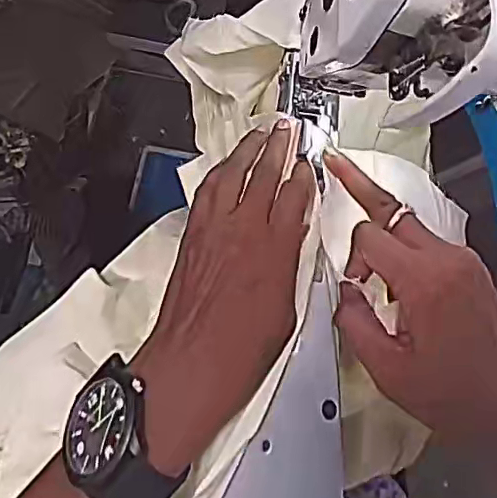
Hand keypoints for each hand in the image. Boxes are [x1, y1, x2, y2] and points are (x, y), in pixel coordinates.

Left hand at [132, 122, 314, 475]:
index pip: (295, 194)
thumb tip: (294, 241)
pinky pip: (208, 191)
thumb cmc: (237, 352)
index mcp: (276, 249)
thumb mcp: (287, 310)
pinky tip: (227, 166)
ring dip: (248, 148)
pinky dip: (221, 171)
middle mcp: (244, 231)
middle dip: (279, 145)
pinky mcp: (193, 236)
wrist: (187, 369)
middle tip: (288, 128)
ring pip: (233, 173)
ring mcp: (215, 229)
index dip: (304, 173)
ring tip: (260, 133)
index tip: (308, 163)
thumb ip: (292, 264)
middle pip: (265, 172)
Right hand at [327, 151, 496, 445]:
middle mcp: (448, 260)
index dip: (351, 256)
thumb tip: (344, 290)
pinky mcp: (472, 266)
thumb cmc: (454, 395)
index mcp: (424, 281)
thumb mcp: (386, 368)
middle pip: (393, 210)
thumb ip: (354, 319)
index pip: (370, 235)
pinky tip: (404, 288)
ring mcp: (463, 260)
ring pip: (411, 225)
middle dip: (361, 188)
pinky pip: (430, 243)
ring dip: (387, 239)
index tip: (349, 277)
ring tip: (374, 271)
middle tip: (339, 165)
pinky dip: (409, 253)